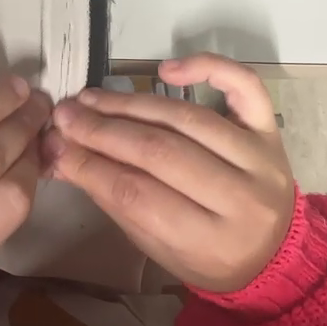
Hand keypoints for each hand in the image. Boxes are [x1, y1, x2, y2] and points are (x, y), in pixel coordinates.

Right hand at [44, 54, 294, 293]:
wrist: (271, 257)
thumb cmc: (202, 256)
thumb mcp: (153, 244)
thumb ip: (112, 198)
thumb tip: (61, 155)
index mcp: (209, 240)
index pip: (137, 195)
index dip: (90, 167)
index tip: (55, 147)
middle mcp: (240, 197)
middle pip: (161, 152)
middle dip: (103, 132)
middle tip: (65, 116)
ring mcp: (260, 158)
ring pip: (188, 119)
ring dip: (132, 104)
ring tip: (91, 99)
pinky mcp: (270, 131)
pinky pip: (244, 87)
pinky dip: (208, 68)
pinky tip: (165, 70)